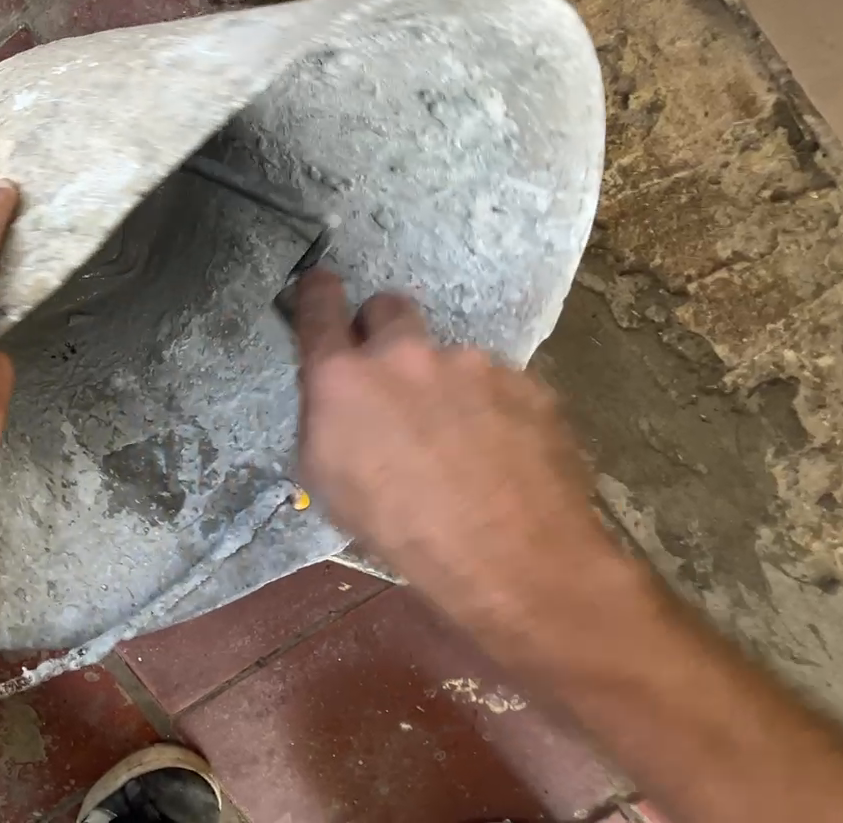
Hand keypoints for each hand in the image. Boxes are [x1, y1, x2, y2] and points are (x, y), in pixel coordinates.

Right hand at [290, 269, 618, 621]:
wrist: (511, 559)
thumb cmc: (394, 525)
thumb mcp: (322, 475)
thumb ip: (321, 418)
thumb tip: (332, 399)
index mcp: (341, 376)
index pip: (318, 306)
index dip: (316, 290)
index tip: (320, 283)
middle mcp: (403, 355)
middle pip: (388, 306)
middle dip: (382, 326)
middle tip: (389, 370)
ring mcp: (471, 365)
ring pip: (447, 354)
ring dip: (441, 379)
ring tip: (457, 437)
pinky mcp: (527, 385)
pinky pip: (497, 384)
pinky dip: (489, 406)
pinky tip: (497, 451)